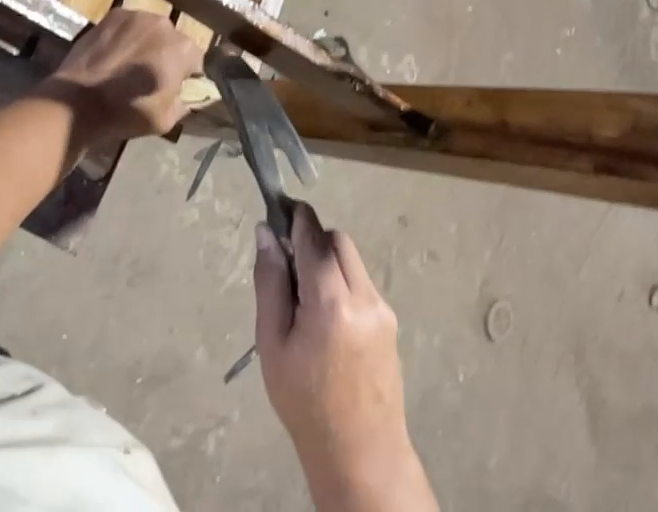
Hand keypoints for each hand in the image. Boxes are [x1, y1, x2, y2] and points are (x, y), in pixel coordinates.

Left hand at [40, 9, 201, 144]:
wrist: (79, 101)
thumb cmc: (127, 112)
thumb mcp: (168, 119)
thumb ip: (185, 102)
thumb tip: (186, 94)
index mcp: (183, 48)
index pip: (195, 61)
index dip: (185, 76)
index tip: (171, 89)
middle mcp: (163, 24)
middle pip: (172, 41)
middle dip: (165, 56)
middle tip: (148, 77)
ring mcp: (135, 16)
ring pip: (149, 31)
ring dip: (145, 44)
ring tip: (127, 66)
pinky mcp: (111, 15)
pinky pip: (127, 26)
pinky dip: (124, 38)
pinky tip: (112, 56)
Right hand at [255, 203, 433, 511]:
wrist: (360, 451)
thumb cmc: (303, 400)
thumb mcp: (271, 341)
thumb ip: (270, 282)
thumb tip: (266, 233)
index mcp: (331, 302)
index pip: (314, 237)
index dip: (295, 217)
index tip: (277, 207)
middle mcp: (365, 297)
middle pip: (339, 242)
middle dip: (312, 238)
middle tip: (285, 261)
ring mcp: (384, 310)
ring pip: (353, 261)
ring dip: (327, 260)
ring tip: (301, 296)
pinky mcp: (391, 324)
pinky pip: (362, 283)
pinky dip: (340, 280)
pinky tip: (322, 315)